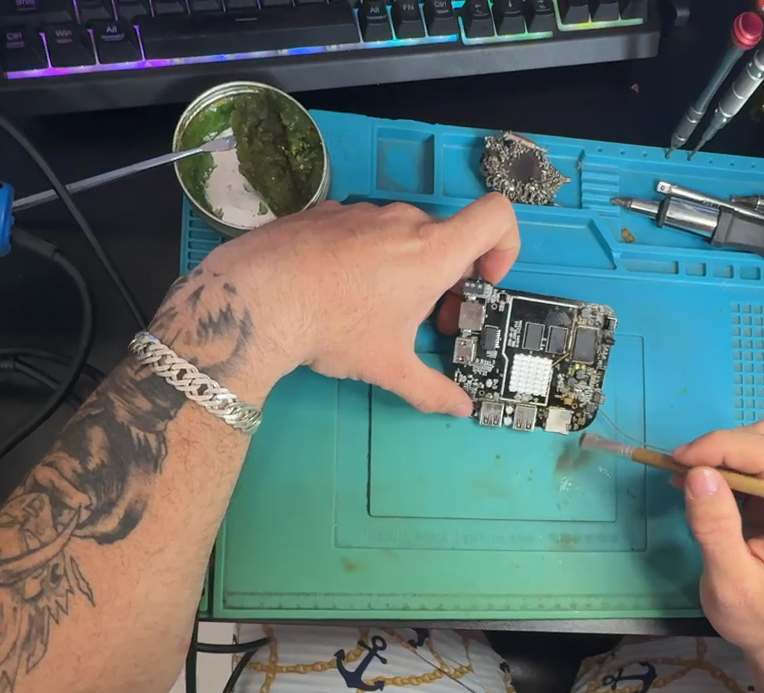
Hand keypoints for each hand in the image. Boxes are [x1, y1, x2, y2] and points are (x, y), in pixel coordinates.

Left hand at [179, 194, 520, 414]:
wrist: (258, 297)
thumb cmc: (337, 328)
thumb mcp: (390, 368)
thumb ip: (432, 390)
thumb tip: (460, 410)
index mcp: (432, 252)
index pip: (496, 216)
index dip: (506, 244)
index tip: (485, 280)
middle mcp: (404, 221)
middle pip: (448, 237)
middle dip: (448, 277)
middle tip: (426, 319)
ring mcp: (363, 211)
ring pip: (404, 234)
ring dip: (407, 266)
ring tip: (377, 308)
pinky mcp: (328, 212)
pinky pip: (365, 230)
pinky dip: (369, 255)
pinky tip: (340, 289)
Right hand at [674, 420, 763, 692]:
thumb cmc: (760, 619)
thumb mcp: (728, 583)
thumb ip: (714, 527)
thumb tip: (697, 474)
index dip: (721, 446)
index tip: (678, 460)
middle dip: (720, 447)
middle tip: (678, 470)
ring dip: (725, 454)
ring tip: (689, 479)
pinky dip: (734, 466)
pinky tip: (709, 487)